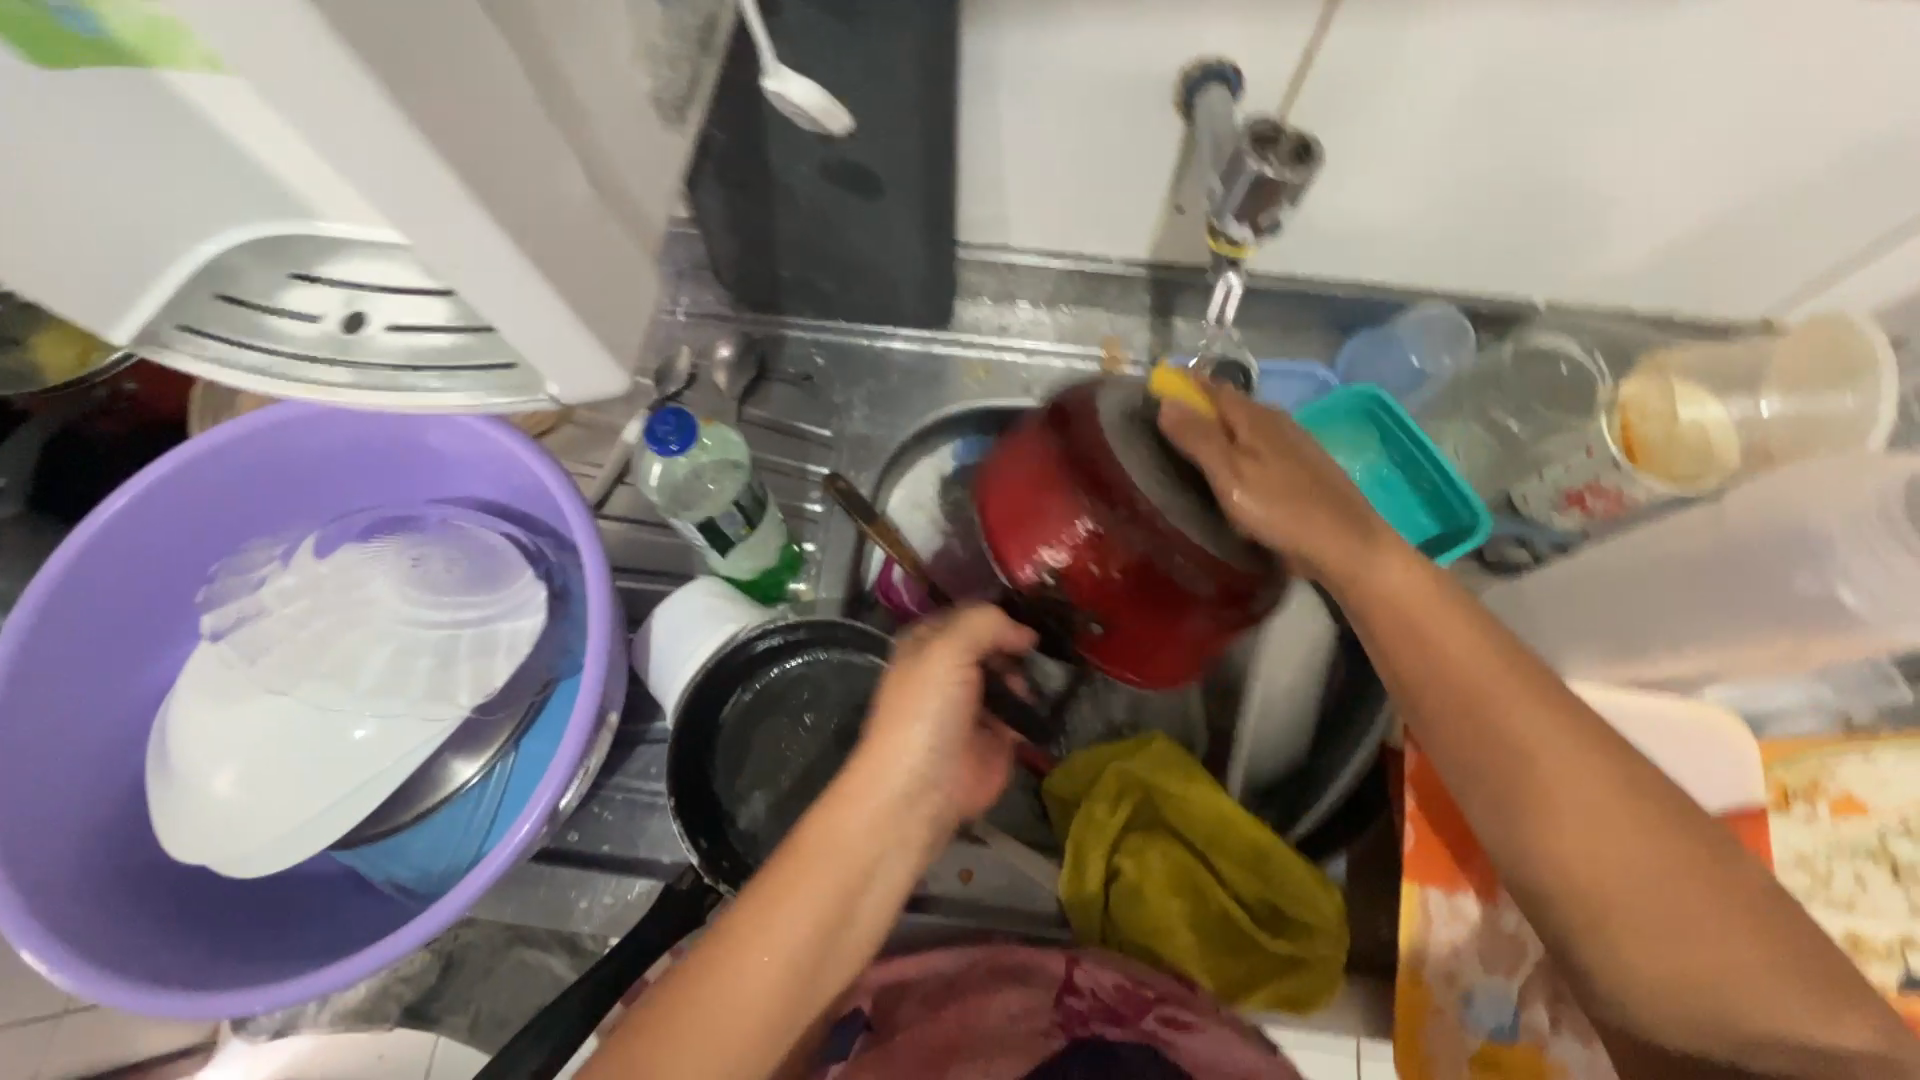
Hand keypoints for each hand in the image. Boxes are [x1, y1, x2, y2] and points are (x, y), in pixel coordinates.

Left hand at [854, 605, 1038, 832]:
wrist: (921, 789)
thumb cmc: (926, 710)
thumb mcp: (948, 649)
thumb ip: (986, 624)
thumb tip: (1026, 633)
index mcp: (928, 643)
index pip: (969, 615)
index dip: (998, 613)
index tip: (1033, 610)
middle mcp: (951, 669)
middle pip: (995, 644)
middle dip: (1018, 645)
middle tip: (1038, 649)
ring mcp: (975, 703)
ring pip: (1013, 676)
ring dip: (1028, 678)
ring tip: (1034, 685)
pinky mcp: (998, 737)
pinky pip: (1023, 713)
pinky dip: (1035, 710)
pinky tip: (1039, 708)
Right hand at [1157, 381, 1403, 582]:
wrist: (1345, 544)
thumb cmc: (1280, 508)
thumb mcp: (1229, 474)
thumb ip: (1197, 437)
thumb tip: (1166, 401)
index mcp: (1255, 417)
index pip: (1213, 388)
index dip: (1185, 385)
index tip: (1157, 390)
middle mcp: (1277, 422)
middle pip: (1231, 408)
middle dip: (1202, 410)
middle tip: (1167, 426)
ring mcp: (1294, 446)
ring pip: (1248, 430)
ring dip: (1222, 434)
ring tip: (1195, 452)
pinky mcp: (1303, 472)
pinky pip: (1260, 452)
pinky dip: (1240, 455)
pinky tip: (1234, 476)